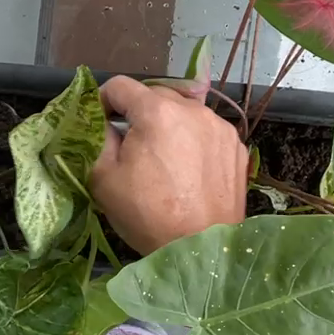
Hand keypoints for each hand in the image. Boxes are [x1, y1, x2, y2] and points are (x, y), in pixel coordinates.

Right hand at [90, 76, 246, 252]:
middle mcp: (193, 109)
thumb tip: (104, 122)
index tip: (99, 122)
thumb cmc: (147, 214)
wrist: (199, 248)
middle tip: (129, 145)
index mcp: (157, 112)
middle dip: (136, 114)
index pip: (120, 86)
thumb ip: (97, 137)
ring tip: (160, 159)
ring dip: (166, 125)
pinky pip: (204, 131)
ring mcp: (219, 127)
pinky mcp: (236, 146)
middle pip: (154, 96)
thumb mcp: (103, 177)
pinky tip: (185, 169)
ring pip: (182, 112)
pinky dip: (190, 140)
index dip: (103, 100)